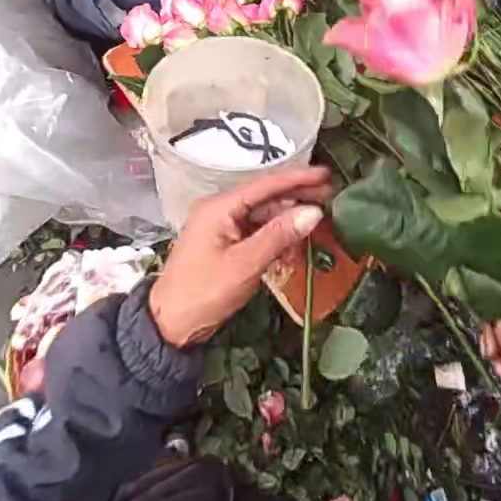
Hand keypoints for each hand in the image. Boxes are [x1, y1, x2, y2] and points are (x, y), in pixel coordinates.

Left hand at [150, 165, 332, 348]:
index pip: (265, 185)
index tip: (325, 175)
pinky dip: (277, 241)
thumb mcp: (245, 264)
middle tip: (330, 199)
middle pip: (266, 199)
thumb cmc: (203, 292)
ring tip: (316, 232)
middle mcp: (221, 211)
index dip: (297, 179)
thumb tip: (313, 212)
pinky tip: (293, 252)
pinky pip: (257, 234)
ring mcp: (223, 228)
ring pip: (264, 218)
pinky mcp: (227, 245)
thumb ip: (279, 235)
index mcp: (220, 207)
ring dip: (289, 225)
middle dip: (297, 200)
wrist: (170, 325)